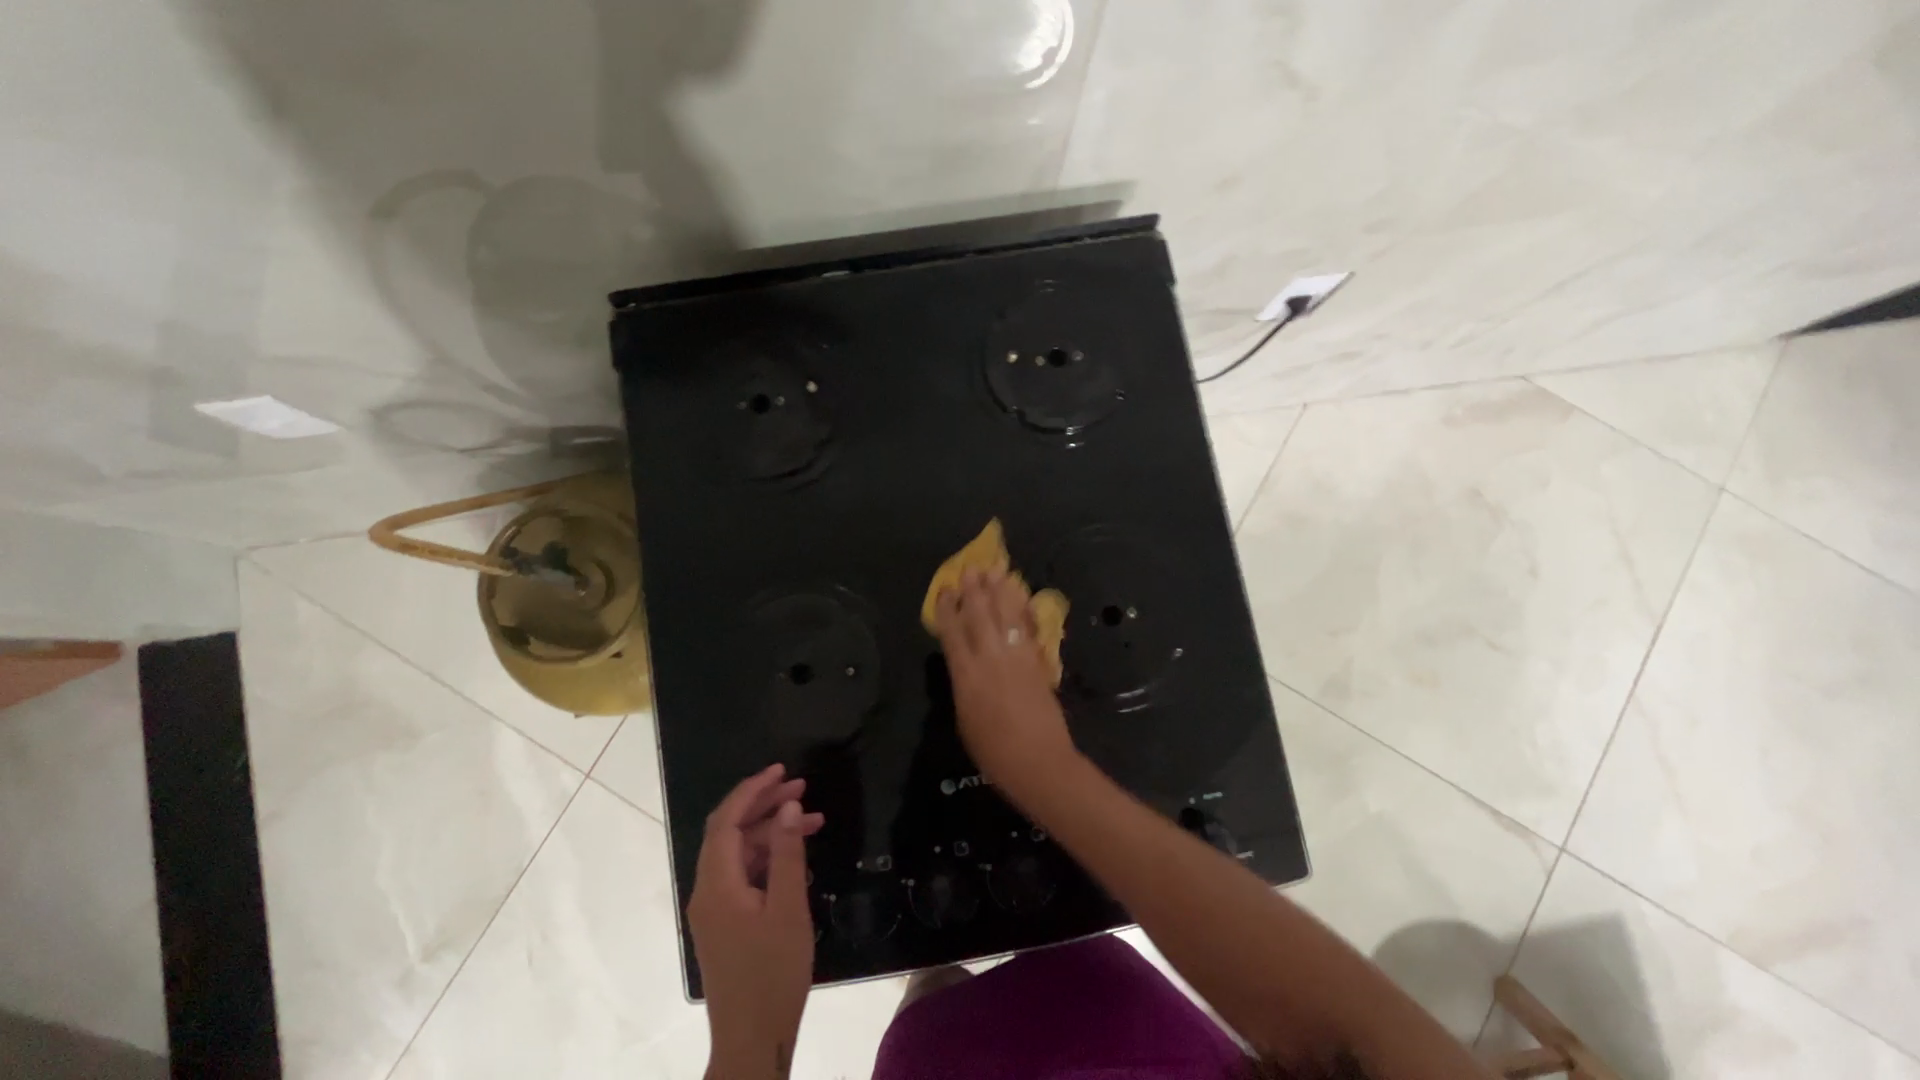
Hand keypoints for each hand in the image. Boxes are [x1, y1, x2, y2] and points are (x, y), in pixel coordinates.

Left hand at [689, 764, 823, 1079]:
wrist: (751, 1039)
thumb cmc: (773, 973)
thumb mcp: (788, 909)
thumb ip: (788, 855)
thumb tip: (786, 807)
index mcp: (717, 883)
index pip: (726, 820)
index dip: (752, 790)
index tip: (782, 770)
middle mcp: (707, 891)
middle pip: (730, 834)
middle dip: (764, 807)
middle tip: (803, 789)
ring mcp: (713, 910)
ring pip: (739, 857)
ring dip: (771, 835)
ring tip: (813, 821)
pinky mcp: (724, 926)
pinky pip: (742, 879)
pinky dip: (768, 862)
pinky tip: (798, 862)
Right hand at [933, 568, 1079, 800]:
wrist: (1038, 762)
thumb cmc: (993, 752)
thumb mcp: (965, 718)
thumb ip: (964, 685)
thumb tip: (965, 664)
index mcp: (966, 675)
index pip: (953, 632)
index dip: (948, 608)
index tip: (946, 589)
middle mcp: (991, 659)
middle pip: (981, 615)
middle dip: (975, 590)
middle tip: (971, 569)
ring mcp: (1018, 658)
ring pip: (1007, 616)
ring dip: (1001, 591)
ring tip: (997, 571)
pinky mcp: (1039, 663)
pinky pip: (1029, 629)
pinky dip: (1024, 610)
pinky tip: (1022, 597)